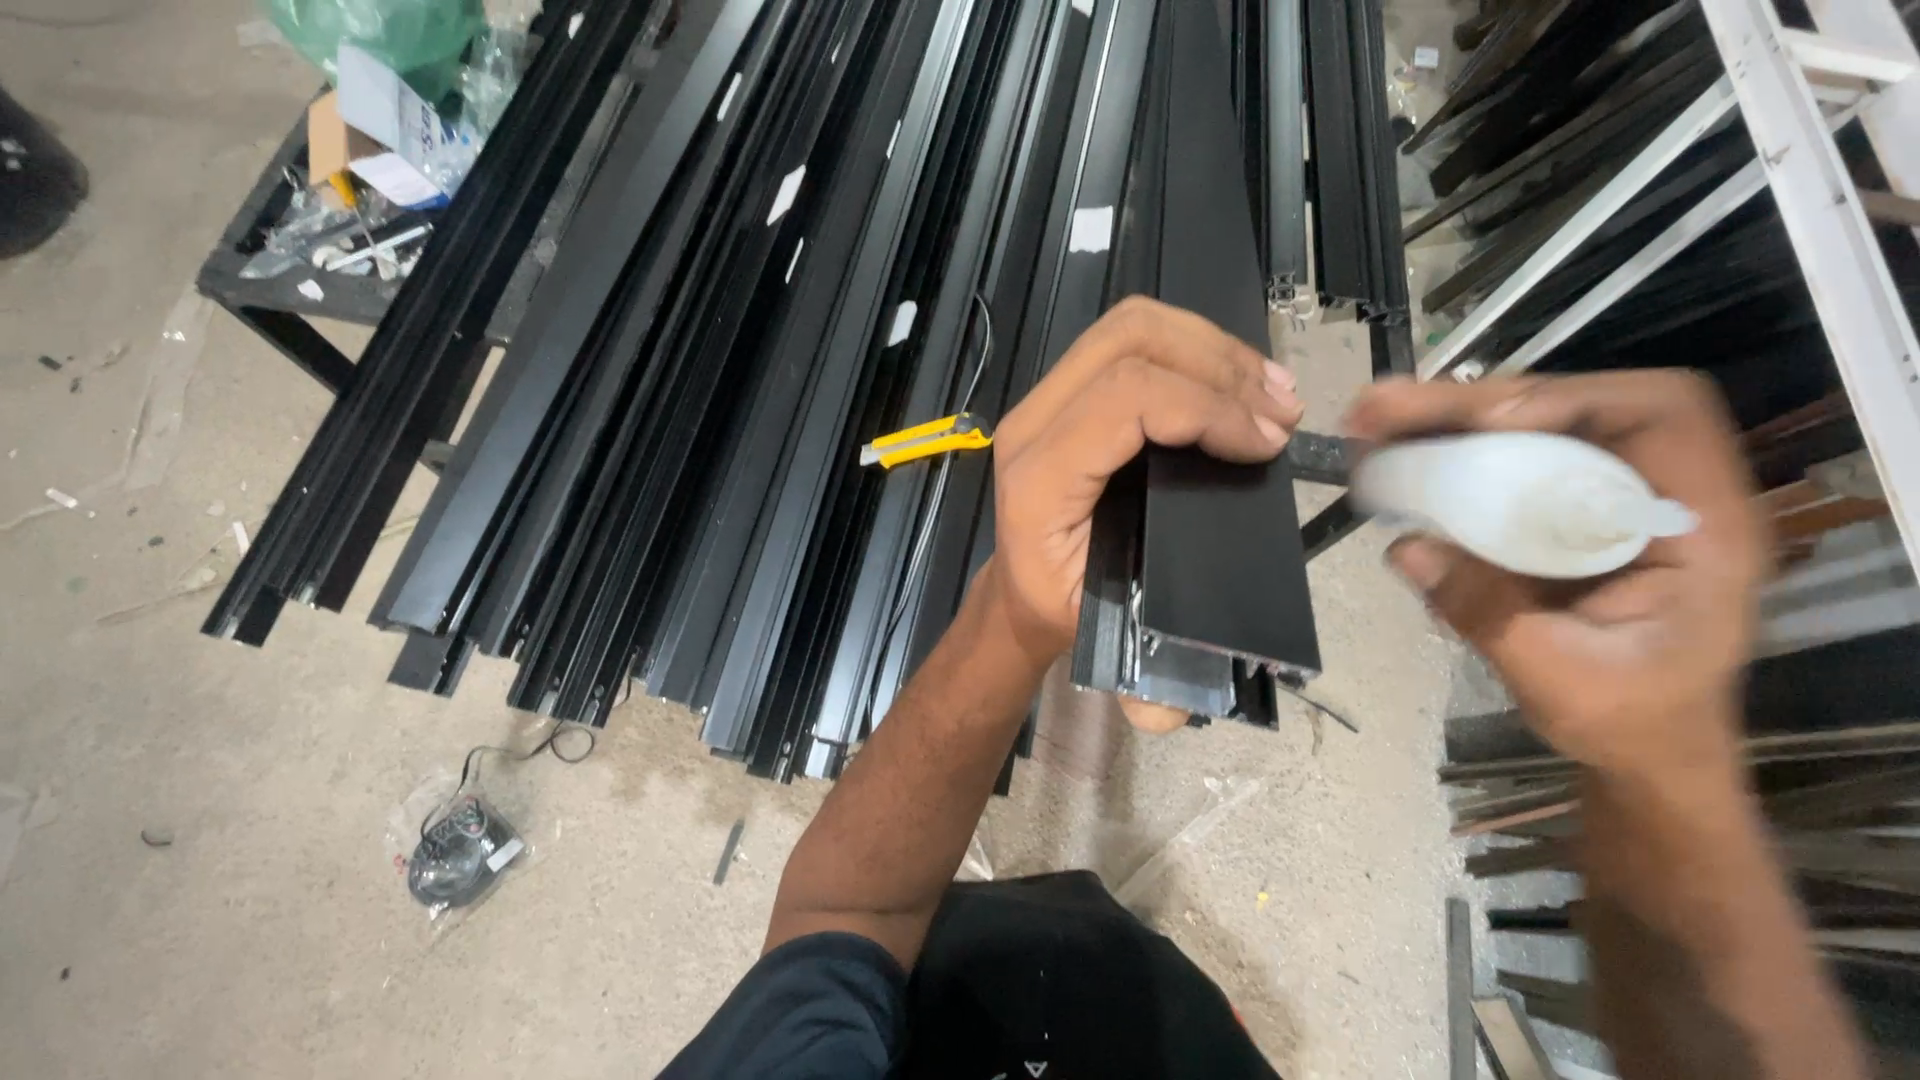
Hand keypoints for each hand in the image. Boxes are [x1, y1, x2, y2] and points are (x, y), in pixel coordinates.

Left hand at [984, 296, 1303, 667]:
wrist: (1022, 585)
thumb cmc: (1063, 605)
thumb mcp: (1098, 640)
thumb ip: (1134, 682)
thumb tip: (1172, 708)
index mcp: (1039, 480)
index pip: (1125, 400)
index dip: (1207, 408)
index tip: (1266, 443)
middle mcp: (1033, 426)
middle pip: (1130, 341)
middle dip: (1218, 366)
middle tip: (1280, 412)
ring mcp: (1046, 400)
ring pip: (1132, 326)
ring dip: (1212, 349)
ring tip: (1271, 394)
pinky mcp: (1069, 392)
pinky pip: (1132, 340)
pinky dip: (1194, 348)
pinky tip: (1240, 384)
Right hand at [1346, 372, 1768, 779]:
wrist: (1642, 750)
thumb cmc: (1632, 723)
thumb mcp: (1564, 679)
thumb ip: (1490, 614)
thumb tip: (1407, 549)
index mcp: (1696, 524)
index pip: (1656, 415)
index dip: (1572, 402)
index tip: (1488, 424)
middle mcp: (1649, 493)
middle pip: (1568, 410)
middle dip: (1471, 404)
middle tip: (1382, 409)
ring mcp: (1596, 501)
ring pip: (1526, 430)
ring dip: (1444, 422)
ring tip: (1368, 425)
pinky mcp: (1553, 515)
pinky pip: (1499, 467)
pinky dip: (1442, 457)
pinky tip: (1389, 460)